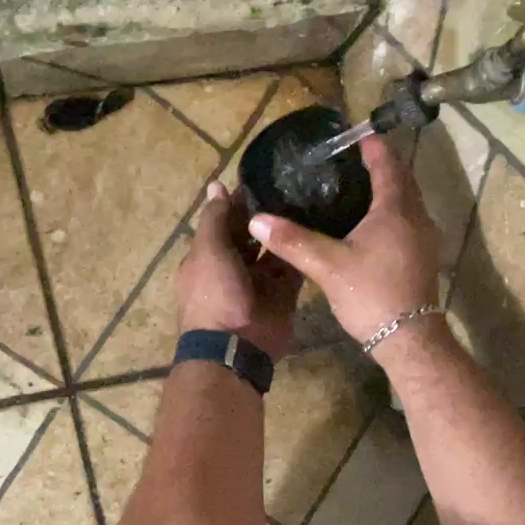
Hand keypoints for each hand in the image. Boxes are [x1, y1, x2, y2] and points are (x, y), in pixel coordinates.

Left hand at [175, 182, 300, 358]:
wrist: (236, 347)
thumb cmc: (215, 294)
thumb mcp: (208, 250)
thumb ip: (215, 218)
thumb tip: (217, 185)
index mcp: (209, 257)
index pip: (225, 222)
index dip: (240, 201)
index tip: (264, 177)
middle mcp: (233, 268)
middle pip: (252, 235)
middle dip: (267, 214)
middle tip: (293, 184)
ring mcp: (260, 283)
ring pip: (274, 251)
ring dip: (286, 231)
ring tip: (309, 200)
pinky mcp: (283, 295)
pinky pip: (293, 269)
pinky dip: (301, 253)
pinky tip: (316, 228)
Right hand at [244, 134, 438, 353]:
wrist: (408, 339)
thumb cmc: (371, 296)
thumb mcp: (327, 266)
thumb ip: (292, 241)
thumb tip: (257, 219)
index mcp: (396, 208)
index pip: (386, 162)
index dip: (370, 145)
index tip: (352, 134)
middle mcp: (417, 217)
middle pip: (401, 180)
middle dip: (378, 167)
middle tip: (349, 163)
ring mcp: (424, 240)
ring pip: (406, 203)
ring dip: (386, 192)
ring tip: (354, 192)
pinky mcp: (422, 260)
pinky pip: (407, 224)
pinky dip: (390, 216)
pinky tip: (368, 229)